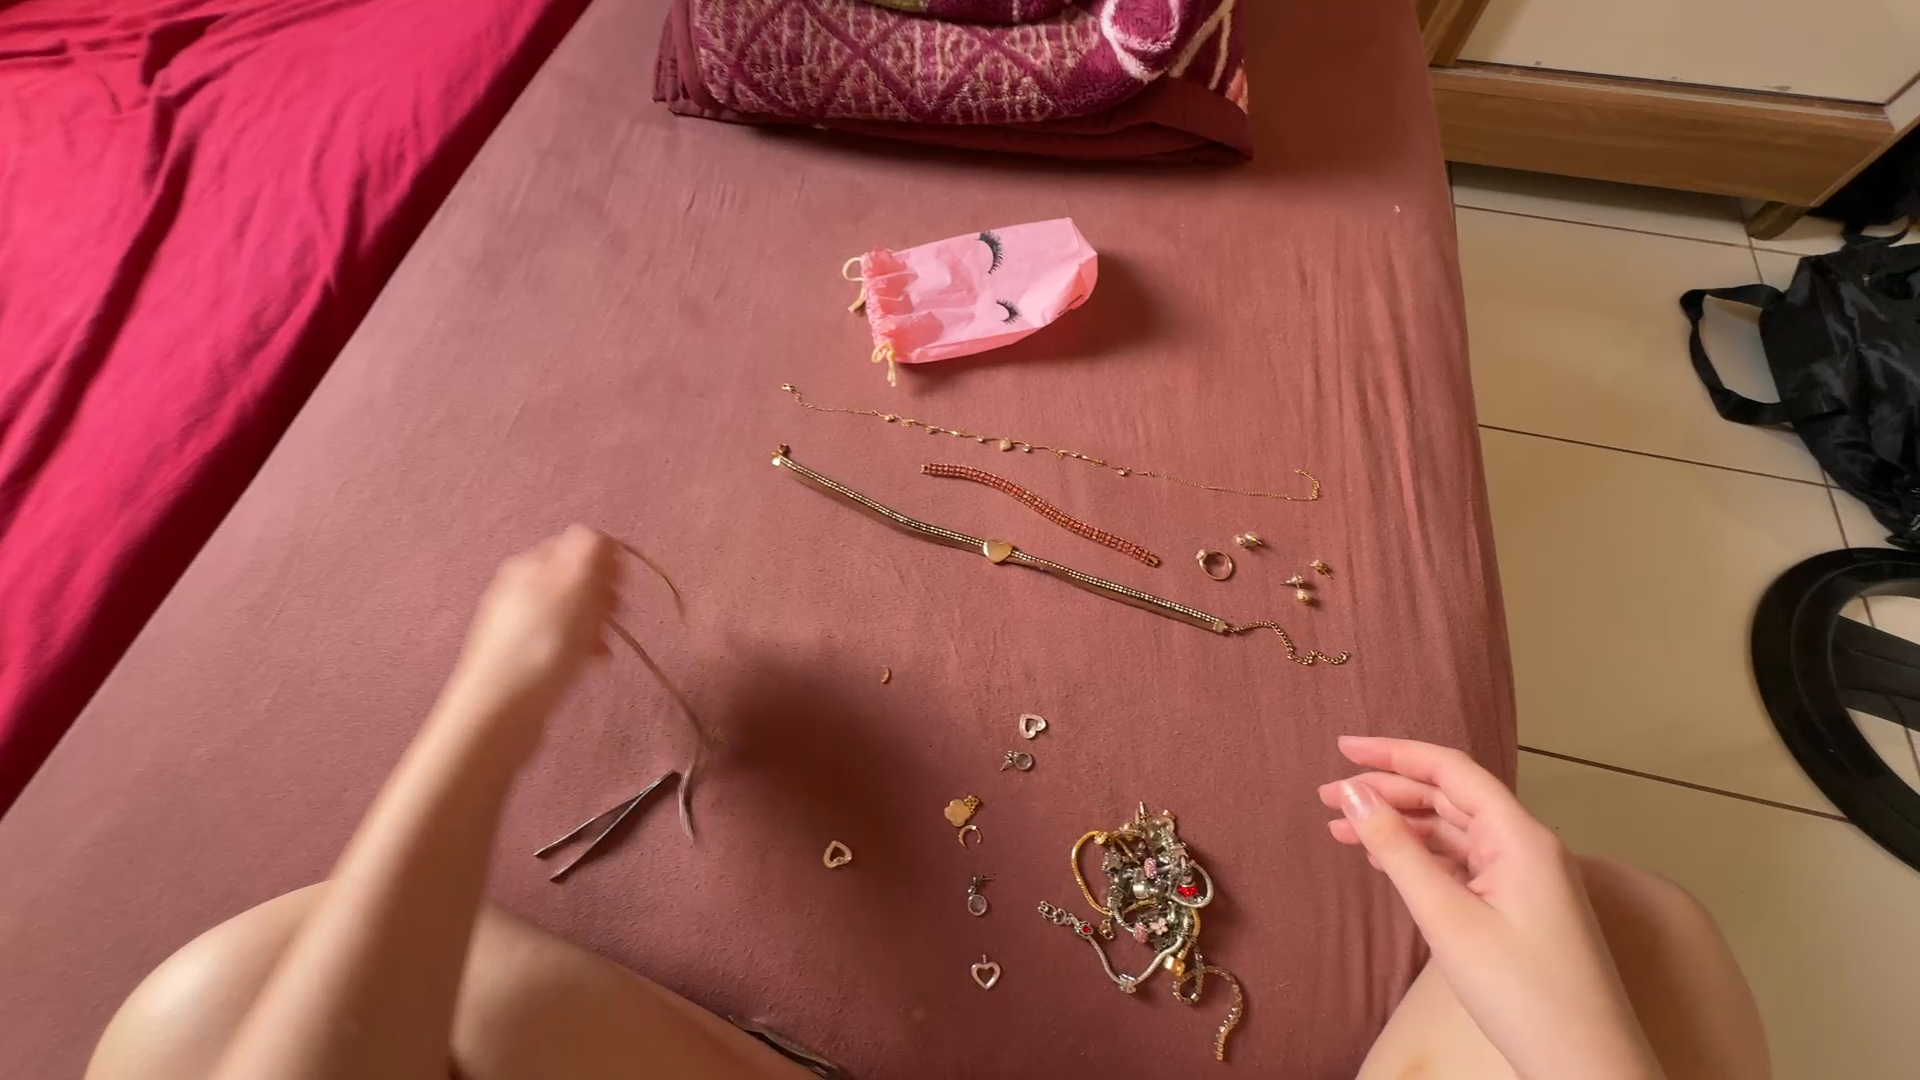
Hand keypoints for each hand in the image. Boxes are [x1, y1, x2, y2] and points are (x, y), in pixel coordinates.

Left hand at [444, 525, 617, 740]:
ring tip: (601, 645)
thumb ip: (588, 557)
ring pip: (575, 606)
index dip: (608, 563)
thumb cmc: (542, 649)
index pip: (582, 543)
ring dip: (598, 621)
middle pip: (580, 574)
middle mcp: (523, 585)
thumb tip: (599, 534)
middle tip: (613, 617)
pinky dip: (583, 641)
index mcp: (532, 565)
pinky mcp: (524, 649)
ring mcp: (521, 618)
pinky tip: (590, 660)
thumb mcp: (572, 593)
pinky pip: (564, 633)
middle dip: (604, 594)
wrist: (499, 711)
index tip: (621, 588)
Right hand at [1319, 737, 1662, 1079]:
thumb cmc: (1520, 992)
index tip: (1341, 747)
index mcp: (1519, 836)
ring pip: (1448, 828)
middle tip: (1327, 797)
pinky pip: (1457, 859)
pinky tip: (1380, 859)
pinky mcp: (1516, 904)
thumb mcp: (1446, 916)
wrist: (1589, 1076)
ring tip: (1340, 827)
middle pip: (1446, 796)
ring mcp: (1522, 876)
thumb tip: (1351, 792)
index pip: (1450, 770)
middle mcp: (1524, 845)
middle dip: (1385, 790)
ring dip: (1395, 823)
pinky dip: (1415, 853)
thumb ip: (1396, 847)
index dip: (1393, 752)